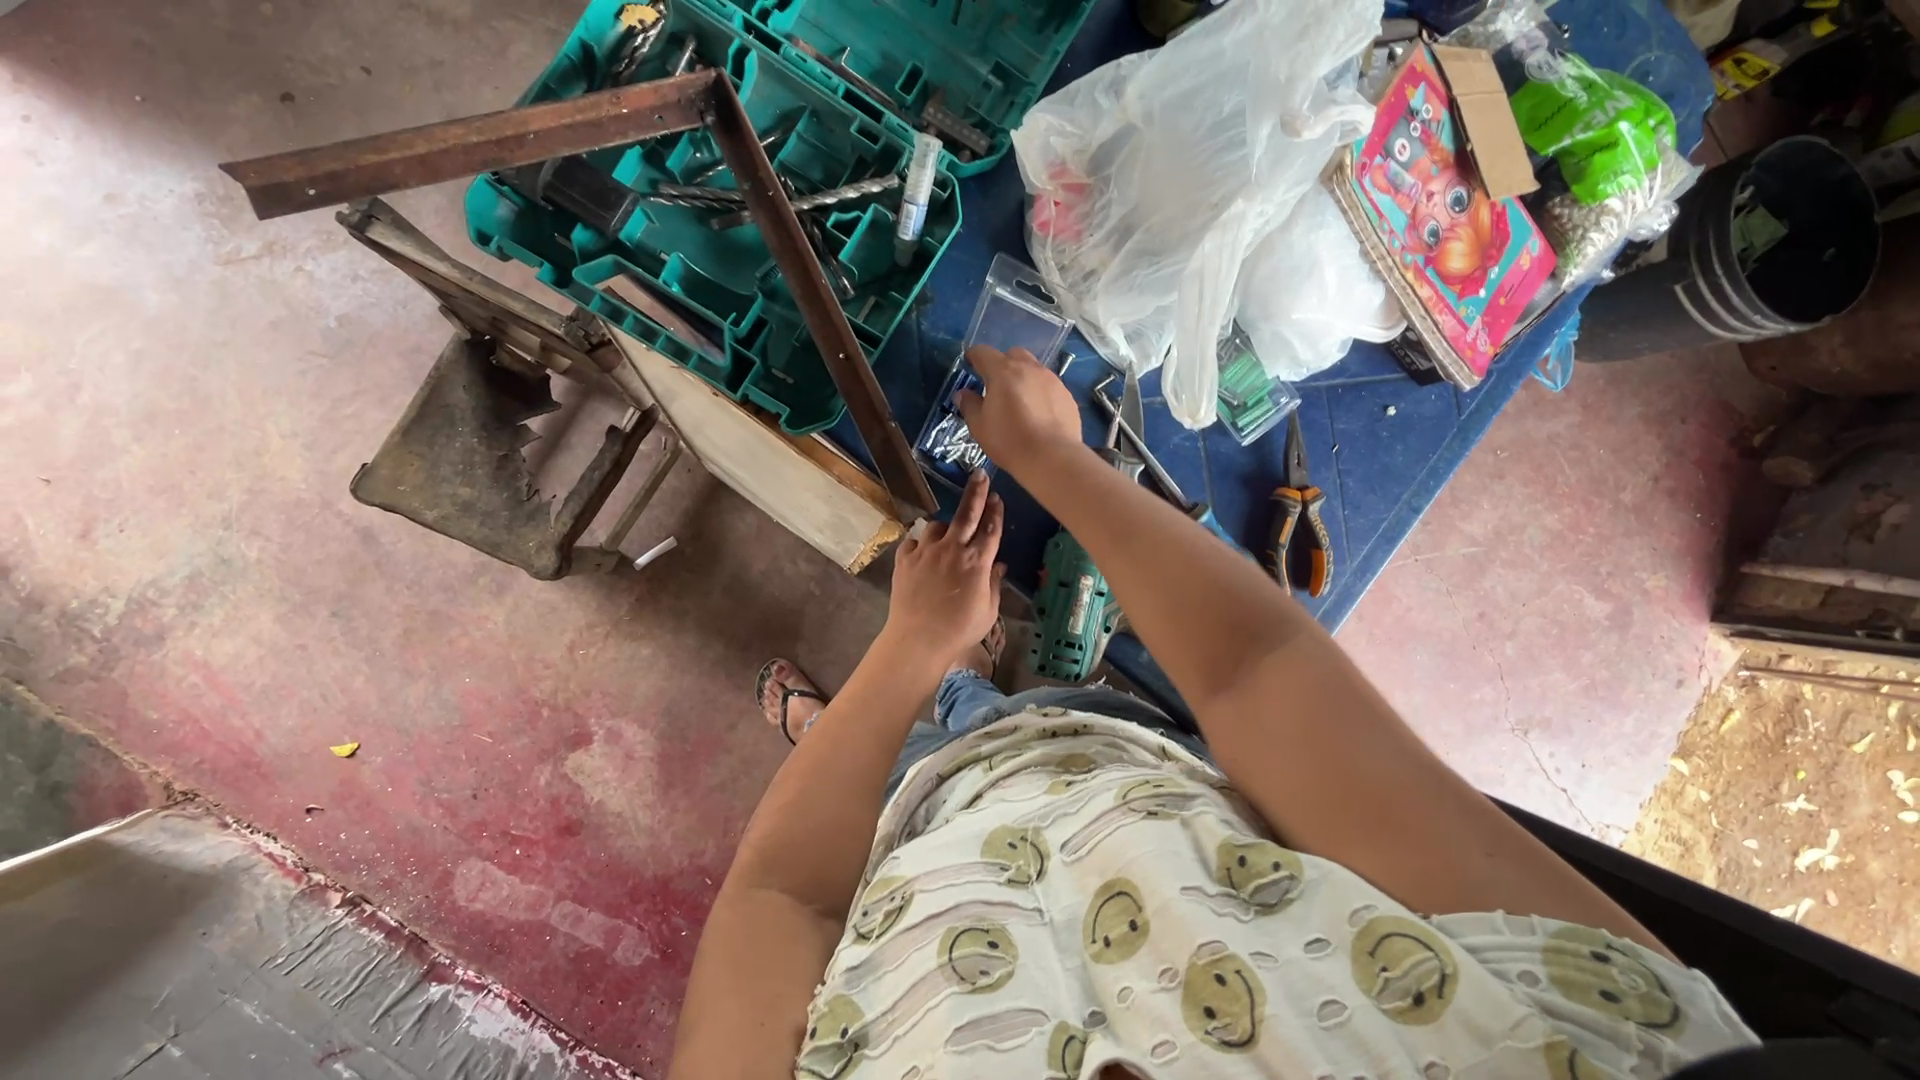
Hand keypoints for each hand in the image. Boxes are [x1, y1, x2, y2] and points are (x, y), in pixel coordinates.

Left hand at [884, 469, 1004, 666]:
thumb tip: (998, 565)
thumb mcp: (987, 611)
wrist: (918, 640)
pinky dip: (920, 544)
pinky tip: (923, 552)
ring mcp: (926, 552)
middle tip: (980, 474)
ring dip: (945, 527)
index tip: (998, 496)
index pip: (991, 529)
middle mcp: (952, 550)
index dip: (996, 511)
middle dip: (976, 492)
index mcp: (977, 562)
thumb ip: (993, 584)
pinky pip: (913, 542)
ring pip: (938, 526)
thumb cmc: (959, 631)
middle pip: (967, 513)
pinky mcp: (904, 560)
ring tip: (947, 535)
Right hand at [954, 345, 1082, 470]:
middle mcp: (1029, 368)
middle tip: (996, 384)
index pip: (983, 353)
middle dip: (1003, 364)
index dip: (974, 355)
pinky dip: (1040, 393)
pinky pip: (1049, 386)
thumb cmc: (1009, 441)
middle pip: (1013, 355)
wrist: (1051, 457)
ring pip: (1034, 369)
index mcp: (1003, 371)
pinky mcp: (1067, 395)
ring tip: (1019, 401)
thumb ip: (970, 405)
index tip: (970, 362)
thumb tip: (963, 394)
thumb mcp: (979, 426)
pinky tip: (1039, 413)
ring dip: (1024, 378)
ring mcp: (1052, 380)